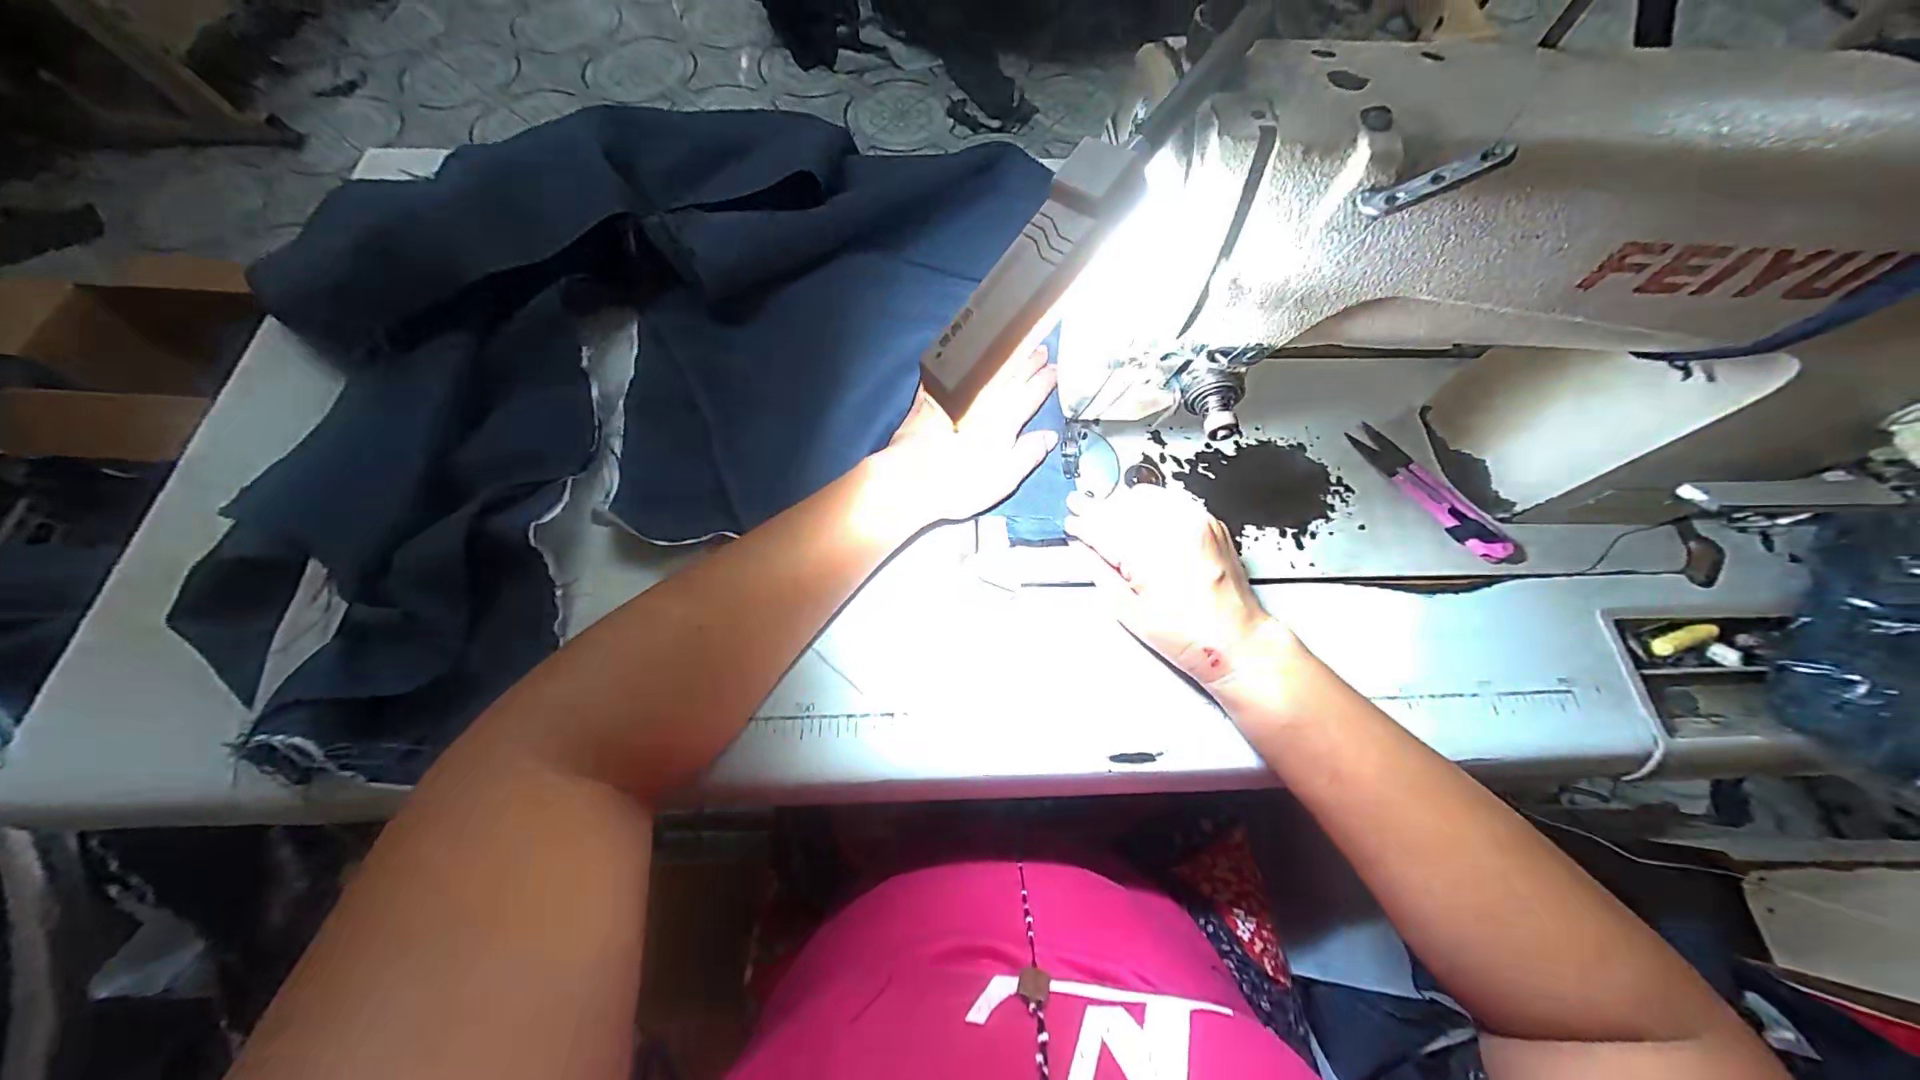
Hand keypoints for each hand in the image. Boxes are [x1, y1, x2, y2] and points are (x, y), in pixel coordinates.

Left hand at [870, 345, 1058, 524]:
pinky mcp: (931, 396)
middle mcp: (983, 400)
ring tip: (1015, 346)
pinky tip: (965, 352)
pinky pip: (951, 370)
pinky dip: (961, 359)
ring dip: (1003, 355)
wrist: (910, 479)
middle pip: (1011, 373)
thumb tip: (1048, 437)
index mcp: (1005, 418)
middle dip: (1029, 359)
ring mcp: (956, 394)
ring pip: (986, 367)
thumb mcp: (1004, 478)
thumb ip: (1028, 454)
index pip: (1032, 392)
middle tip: (1042, 348)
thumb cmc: (959, 484)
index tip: (1056, 370)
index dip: (1046, 380)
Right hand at [1064, 484, 1288, 684]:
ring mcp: (1196, 522)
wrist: (1237, 640)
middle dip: (1098, 508)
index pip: (1104, 526)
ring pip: (1145, 496)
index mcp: (1151, 552)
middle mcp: (1175, 529)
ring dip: (1121, 503)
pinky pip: (1170, 499)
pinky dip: (1149, 503)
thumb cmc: (1192, 637)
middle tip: (1080, 508)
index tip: (1072, 521)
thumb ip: (1100, 572)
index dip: (1082, 522)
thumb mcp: (1130, 612)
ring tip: (1107, 513)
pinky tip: (1139, 513)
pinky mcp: (1209, 522)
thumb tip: (1082, 550)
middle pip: (1122, 506)